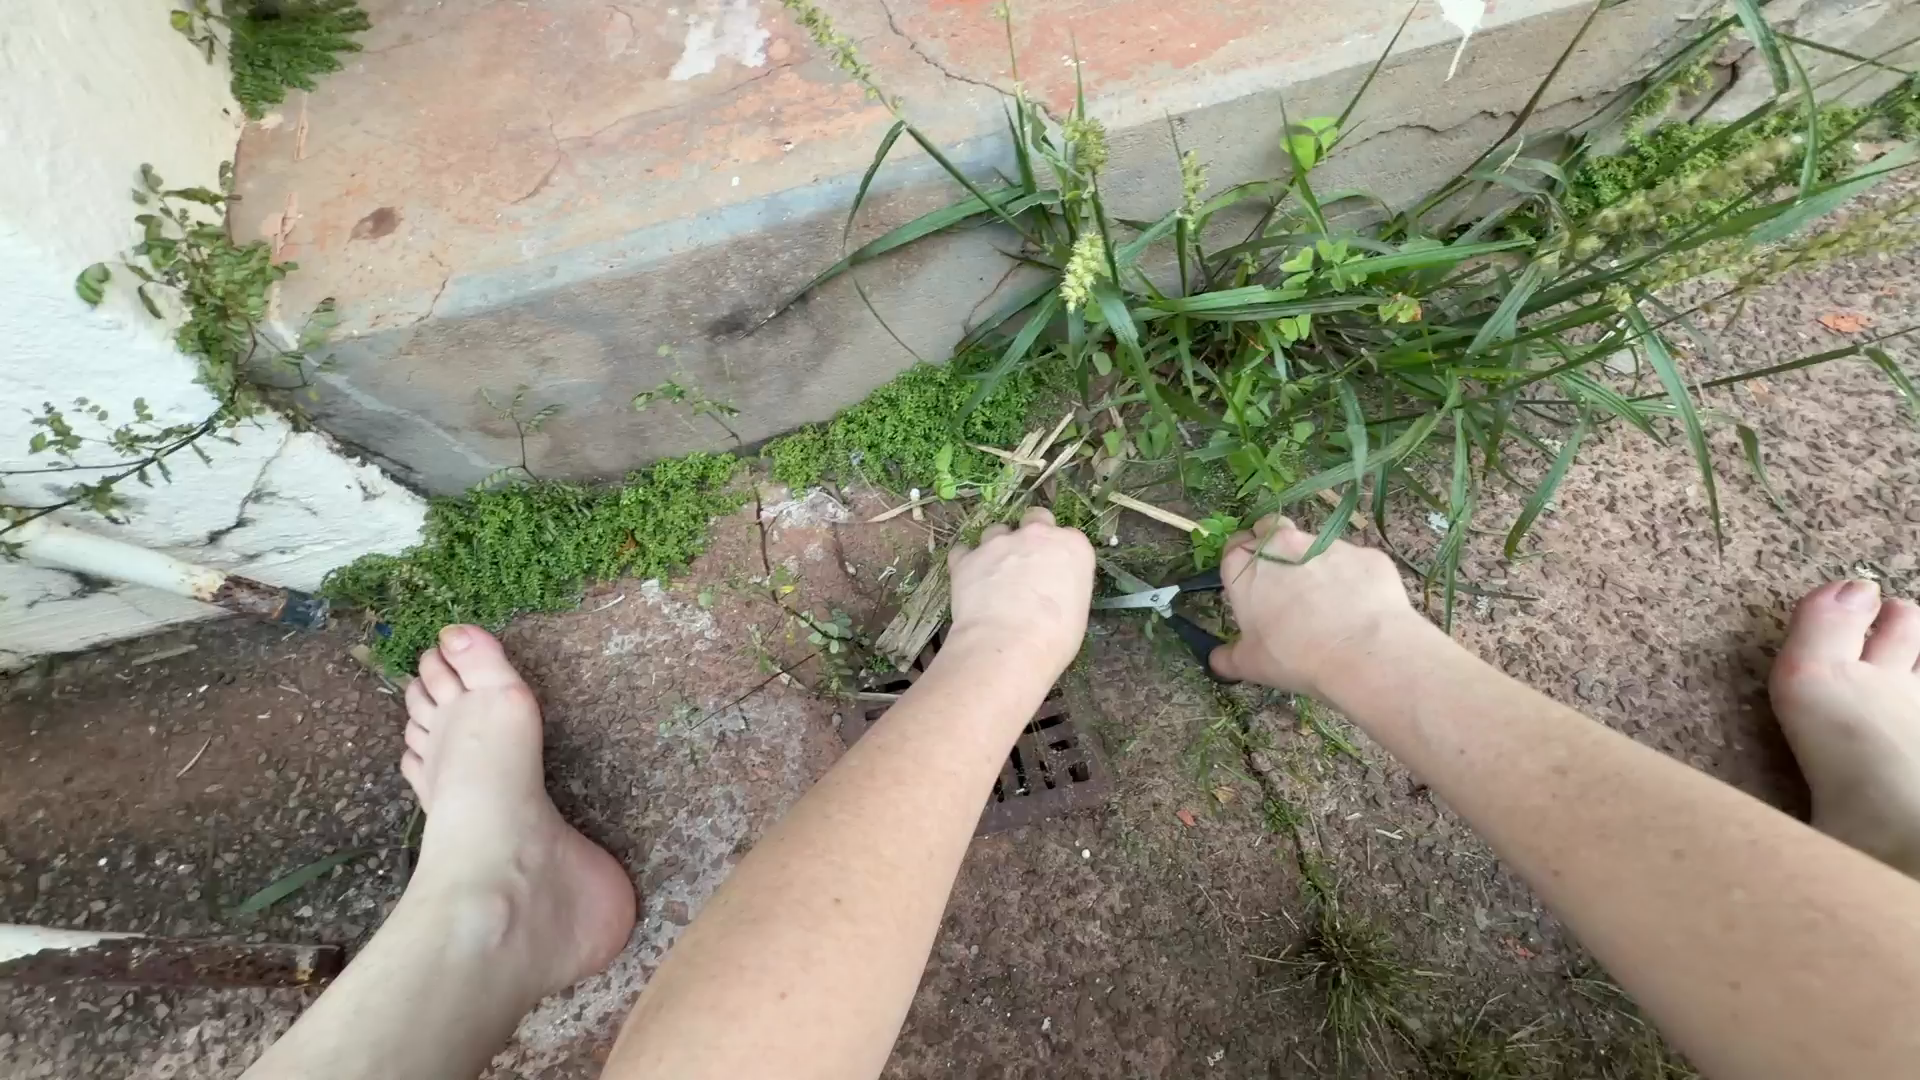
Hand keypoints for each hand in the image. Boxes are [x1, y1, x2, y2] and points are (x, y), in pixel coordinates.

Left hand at [944, 507, 1094, 679]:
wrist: (1007, 644)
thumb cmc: (1054, 638)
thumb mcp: (1076, 612)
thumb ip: (1064, 587)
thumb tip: (1051, 590)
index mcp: (1072, 546)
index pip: (1070, 537)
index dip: (1061, 554)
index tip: (1056, 572)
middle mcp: (1036, 535)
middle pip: (1036, 517)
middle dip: (1031, 533)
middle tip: (1027, 561)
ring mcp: (999, 543)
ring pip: (997, 531)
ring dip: (997, 547)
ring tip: (994, 575)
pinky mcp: (967, 558)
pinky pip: (964, 551)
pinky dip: (966, 562)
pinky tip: (968, 581)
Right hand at [1209, 515, 1422, 695]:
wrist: (1365, 655)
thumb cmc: (1295, 656)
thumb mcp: (1251, 664)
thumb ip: (1228, 657)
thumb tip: (1217, 660)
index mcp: (1245, 567)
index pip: (1233, 546)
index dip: (1240, 561)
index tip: (1249, 582)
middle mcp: (1283, 545)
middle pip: (1270, 529)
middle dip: (1272, 544)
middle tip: (1282, 580)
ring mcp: (1327, 546)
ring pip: (1314, 545)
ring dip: (1314, 564)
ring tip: (1327, 601)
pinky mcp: (1367, 554)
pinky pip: (1354, 562)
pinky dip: (1353, 579)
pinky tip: (1360, 607)